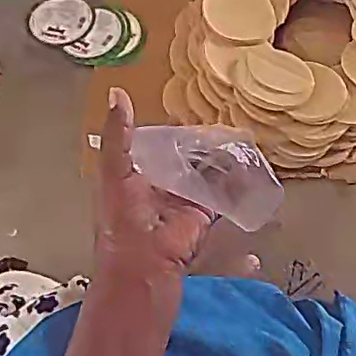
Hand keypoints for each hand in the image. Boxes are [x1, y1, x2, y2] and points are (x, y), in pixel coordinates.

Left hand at [94, 88, 214, 284]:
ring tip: (232, 136)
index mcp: (135, 173)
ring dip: (217, 157)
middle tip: (216, 122)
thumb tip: (116, 93)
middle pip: (183, 156)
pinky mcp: (204, 211)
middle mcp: (160, 184)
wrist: (145, 262)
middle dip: (198, 142)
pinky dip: (232, 180)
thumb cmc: (122, 218)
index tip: (184, 109)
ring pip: (204, 171)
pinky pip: (221, 191)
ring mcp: (184, 198)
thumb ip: (118, 134)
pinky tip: (242, 162)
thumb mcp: (113, 169)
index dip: (167, 128)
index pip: (154, 143)